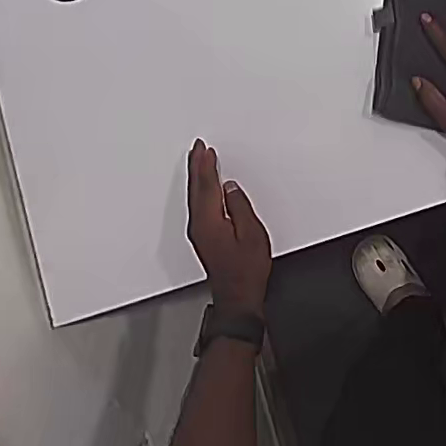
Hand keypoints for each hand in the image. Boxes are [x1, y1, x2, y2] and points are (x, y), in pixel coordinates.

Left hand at [186, 140, 271, 315]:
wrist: (238, 297)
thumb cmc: (246, 270)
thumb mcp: (251, 234)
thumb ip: (239, 207)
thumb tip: (230, 188)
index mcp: (209, 220)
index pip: (206, 185)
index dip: (205, 165)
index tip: (205, 149)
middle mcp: (199, 225)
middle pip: (196, 189)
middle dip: (196, 166)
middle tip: (197, 148)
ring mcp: (198, 232)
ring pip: (194, 196)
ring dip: (196, 177)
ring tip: (198, 161)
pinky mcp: (202, 237)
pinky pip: (197, 205)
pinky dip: (199, 190)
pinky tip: (204, 187)